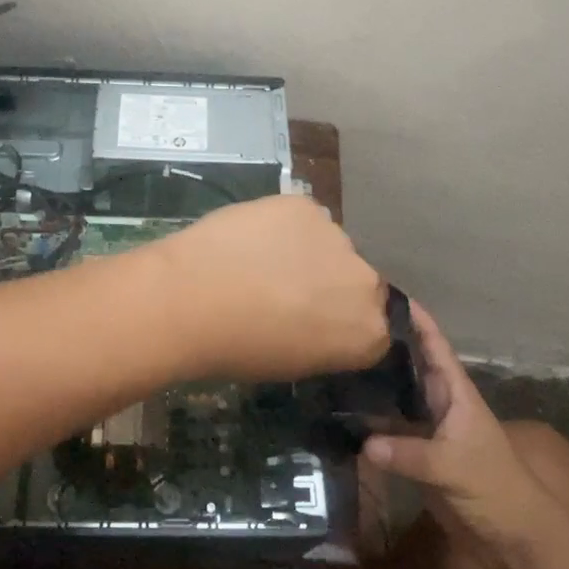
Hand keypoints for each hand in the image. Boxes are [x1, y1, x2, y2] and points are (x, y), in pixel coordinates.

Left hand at [141, 194, 388, 381]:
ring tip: (265, 261)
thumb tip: (319, 321)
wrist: (195, 299)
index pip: (373, 323)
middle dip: (333, 282)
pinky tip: (254, 236)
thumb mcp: (296, 362)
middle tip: (292, 289)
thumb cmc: (240, 348)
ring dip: (309, 251)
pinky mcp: (306, 206)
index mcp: (370, 332)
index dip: (342, 321)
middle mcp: (368, 281)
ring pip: (331, 243)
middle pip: (360, 278)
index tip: (316, 322)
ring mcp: (338, 237)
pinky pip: (304, 216)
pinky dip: (284, 225)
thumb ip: (327, 339)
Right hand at [364, 301, 544, 562]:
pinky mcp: (417, 454)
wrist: (514, 535)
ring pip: (395, 395)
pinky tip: (341, 413)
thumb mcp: (453, 466)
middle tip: (343, 324)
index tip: (384, 291)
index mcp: (455, 391)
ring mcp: (427, 428)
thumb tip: (364, 442)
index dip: (414, 316)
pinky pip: (388, 429)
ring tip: (334, 361)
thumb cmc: (495, 487)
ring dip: (372, 381)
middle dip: (382, 344)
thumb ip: (409, 453)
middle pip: (408, 365)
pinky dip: (368, 420)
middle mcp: (439, 402)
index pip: (433, 343)